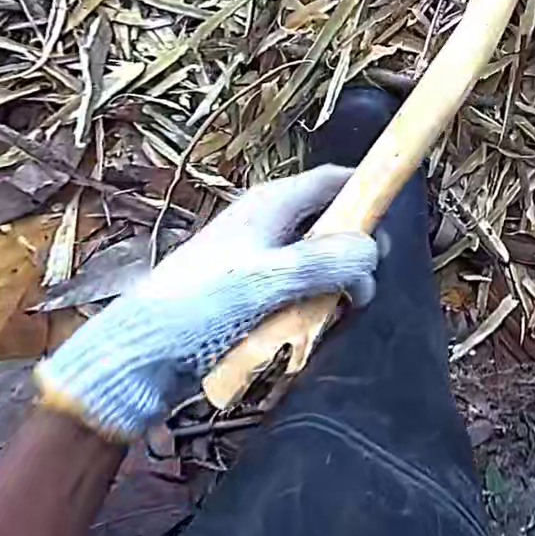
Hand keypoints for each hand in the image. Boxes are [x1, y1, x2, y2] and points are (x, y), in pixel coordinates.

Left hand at [36, 165, 376, 438]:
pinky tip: (313, 327)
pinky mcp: (253, 289)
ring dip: (336, 281)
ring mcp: (260, 256)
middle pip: (330, 221)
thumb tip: (373, 249)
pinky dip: (314, 300)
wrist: (137, 355)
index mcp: (272, 204)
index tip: (396, 211)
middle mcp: (269, 222)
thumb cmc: (200, 305)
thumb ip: (324, 262)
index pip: (333, 180)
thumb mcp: (268, 282)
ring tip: (340, 313)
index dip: (367, 188)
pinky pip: (299, 285)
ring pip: (318, 257)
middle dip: (355, 250)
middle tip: (366, 285)